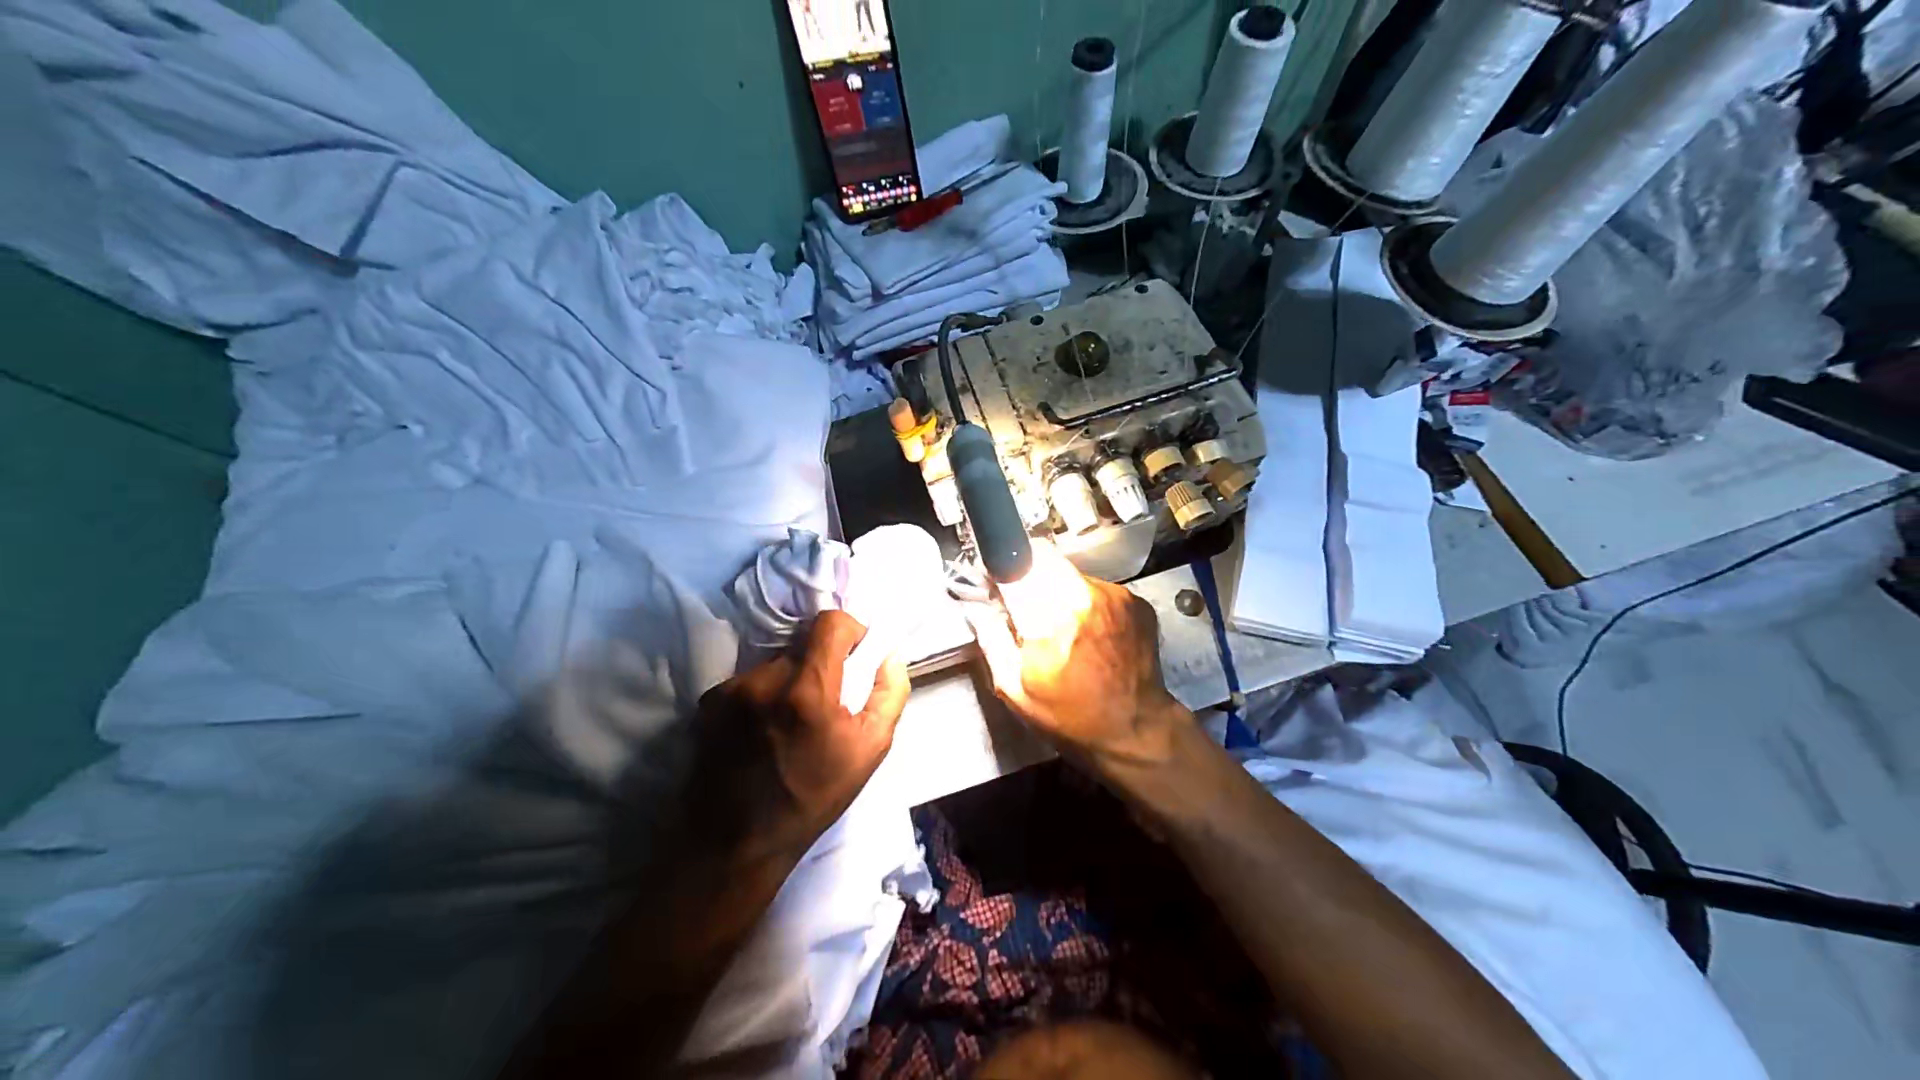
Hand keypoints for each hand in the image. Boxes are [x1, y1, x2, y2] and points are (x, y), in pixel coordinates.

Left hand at [693, 611, 910, 848]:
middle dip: (820, 666)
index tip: (856, 656)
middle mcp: (764, 679)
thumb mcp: (869, 752)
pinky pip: (750, 681)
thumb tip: (889, 656)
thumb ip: (889, 695)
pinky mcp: (710, 701)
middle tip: (825, 704)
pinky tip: (763, 732)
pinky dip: (763, 695)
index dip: (851, 631)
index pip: (830, 623)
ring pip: (776, 663)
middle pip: (803, 645)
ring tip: (791, 724)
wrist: (735, 842)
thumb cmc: (812, 798)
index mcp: (807, 690)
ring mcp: (732, 688)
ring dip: (790, 682)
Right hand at [964, 544, 1184, 766]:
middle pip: (1043, 558)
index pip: (1014, 566)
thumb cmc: (1070, 718)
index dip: (998, 571)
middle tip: (1025, 605)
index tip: (994, 585)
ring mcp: (1114, 597)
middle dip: (1028, 574)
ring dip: (1057, 588)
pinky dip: (1085, 601)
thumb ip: (991, 640)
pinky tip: (1087, 632)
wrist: (1135, 731)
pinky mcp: (1134, 601)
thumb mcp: (1014, 690)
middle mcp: (1084, 599)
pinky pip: (1096, 587)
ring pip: (1070, 571)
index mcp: (1049, 621)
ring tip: (1060, 626)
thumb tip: (978, 607)